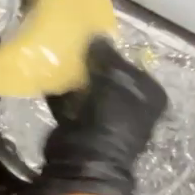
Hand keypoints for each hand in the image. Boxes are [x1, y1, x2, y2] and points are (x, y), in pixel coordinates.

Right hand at [32, 38, 167, 194]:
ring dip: (72, 75)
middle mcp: (129, 104)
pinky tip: (46, 76)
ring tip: (55, 58)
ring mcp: (102, 114)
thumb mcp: (114, 82)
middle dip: (89, 63)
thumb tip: (97, 35)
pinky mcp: (78, 122)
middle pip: (107, 75)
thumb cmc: (110, 119)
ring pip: (86, 87)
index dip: (111, 52)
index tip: (90, 38)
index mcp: (148, 95)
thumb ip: (106, 58)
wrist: (86, 158)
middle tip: (70, 46)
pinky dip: (58, 90)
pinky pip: (68, 99)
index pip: (130, 65)